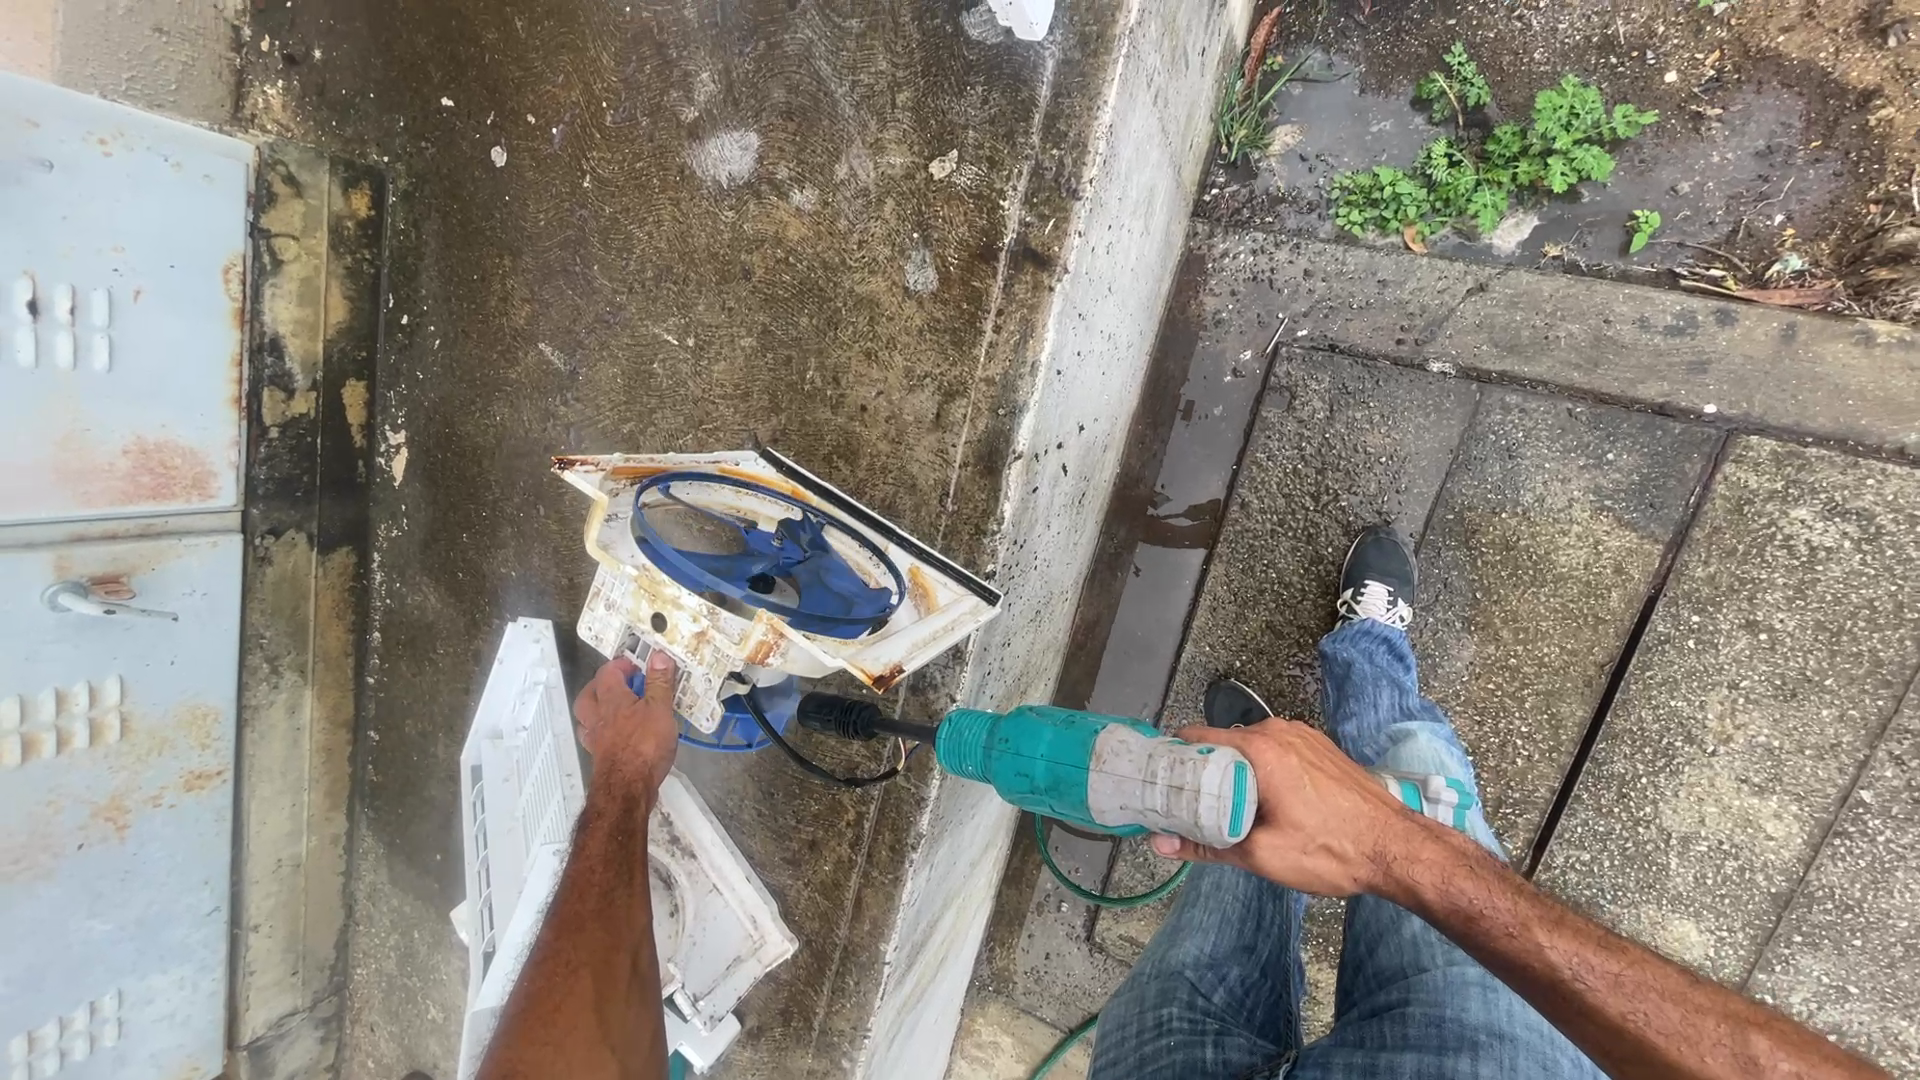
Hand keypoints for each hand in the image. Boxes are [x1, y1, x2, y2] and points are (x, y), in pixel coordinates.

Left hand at [573, 651, 678, 793]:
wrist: (627, 788)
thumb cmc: (645, 744)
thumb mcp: (660, 708)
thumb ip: (659, 682)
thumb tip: (657, 655)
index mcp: (612, 700)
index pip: (608, 673)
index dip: (621, 665)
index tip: (636, 665)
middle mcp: (598, 717)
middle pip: (589, 695)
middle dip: (601, 685)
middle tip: (619, 683)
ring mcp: (596, 739)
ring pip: (587, 717)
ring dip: (597, 707)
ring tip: (614, 707)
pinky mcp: (601, 757)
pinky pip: (595, 737)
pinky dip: (603, 730)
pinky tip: (616, 734)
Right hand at [1148, 719, 1419, 896]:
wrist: (1400, 850)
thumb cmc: (1330, 850)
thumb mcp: (1260, 854)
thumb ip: (1205, 845)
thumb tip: (1159, 844)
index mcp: (1258, 747)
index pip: (1197, 735)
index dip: (1176, 756)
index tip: (1164, 779)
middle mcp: (1278, 730)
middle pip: (1223, 741)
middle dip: (1206, 768)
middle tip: (1195, 801)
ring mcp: (1303, 735)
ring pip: (1251, 746)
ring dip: (1237, 769)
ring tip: (1231, 805)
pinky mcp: (1321, 746)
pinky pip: (1277, 749)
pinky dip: (1264, 768)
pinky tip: (1269, 800)